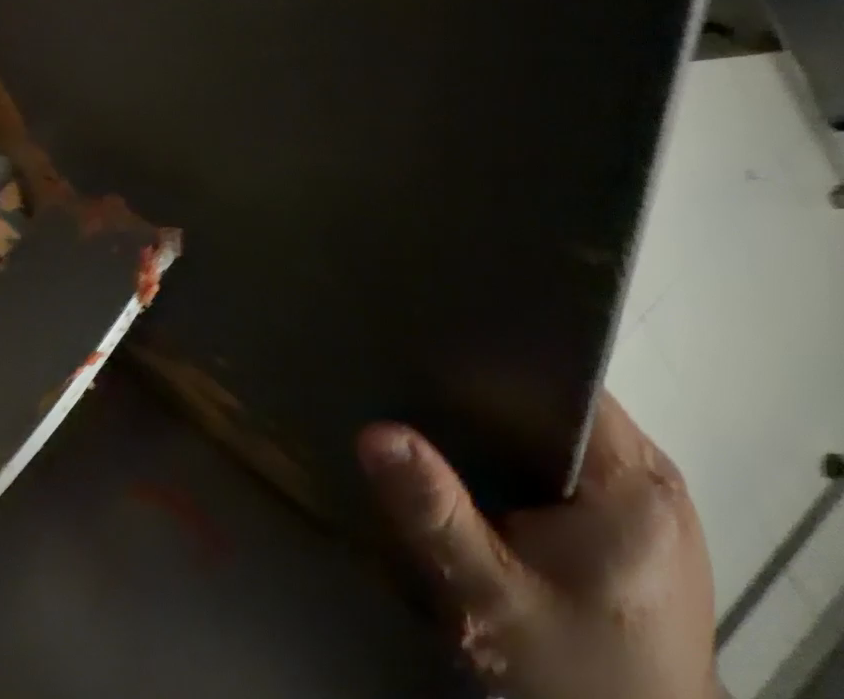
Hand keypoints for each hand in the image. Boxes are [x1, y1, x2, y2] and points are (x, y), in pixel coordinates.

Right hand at [358, 393, 720, 698]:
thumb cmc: (573, 669)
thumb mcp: (491, 594)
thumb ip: (434, 512)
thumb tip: (374, 431)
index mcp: (636, 483)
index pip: (562, 385)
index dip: (490, 365)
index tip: (420, 357)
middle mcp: (651, 484)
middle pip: (554, 411)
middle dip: (479, 402)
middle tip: (404, 392)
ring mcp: (645, 513)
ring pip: (553, 443)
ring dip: (493, 437)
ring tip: (422, 426)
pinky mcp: (629, 540)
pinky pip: (559, 475)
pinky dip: (511, 470)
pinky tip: (463, 480)